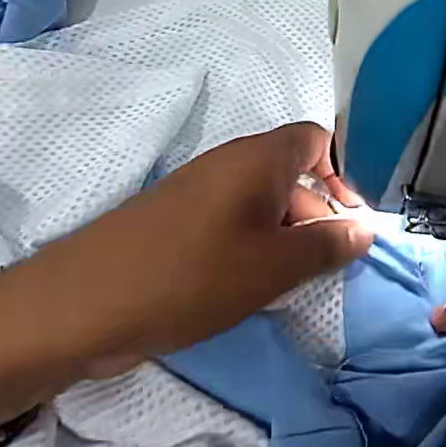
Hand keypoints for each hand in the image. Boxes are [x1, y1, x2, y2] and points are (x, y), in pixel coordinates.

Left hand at [0, 123, 371, 425]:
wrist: (79, 306)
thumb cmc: (191, 276)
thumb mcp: (272, 267)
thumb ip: (326, 246)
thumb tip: (366, 230)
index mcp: (257, 158)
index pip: (316, 139)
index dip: (341, 174)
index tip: (349, 223)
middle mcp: (229, 163)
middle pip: (292, 173)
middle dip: (318, 215)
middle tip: (325, 267)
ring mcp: (199, 192)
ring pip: (262, 203)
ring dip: (285, 238)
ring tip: (288, 284)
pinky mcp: (177, 221)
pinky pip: (232, 222)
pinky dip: (252, 248)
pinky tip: (250, 288)